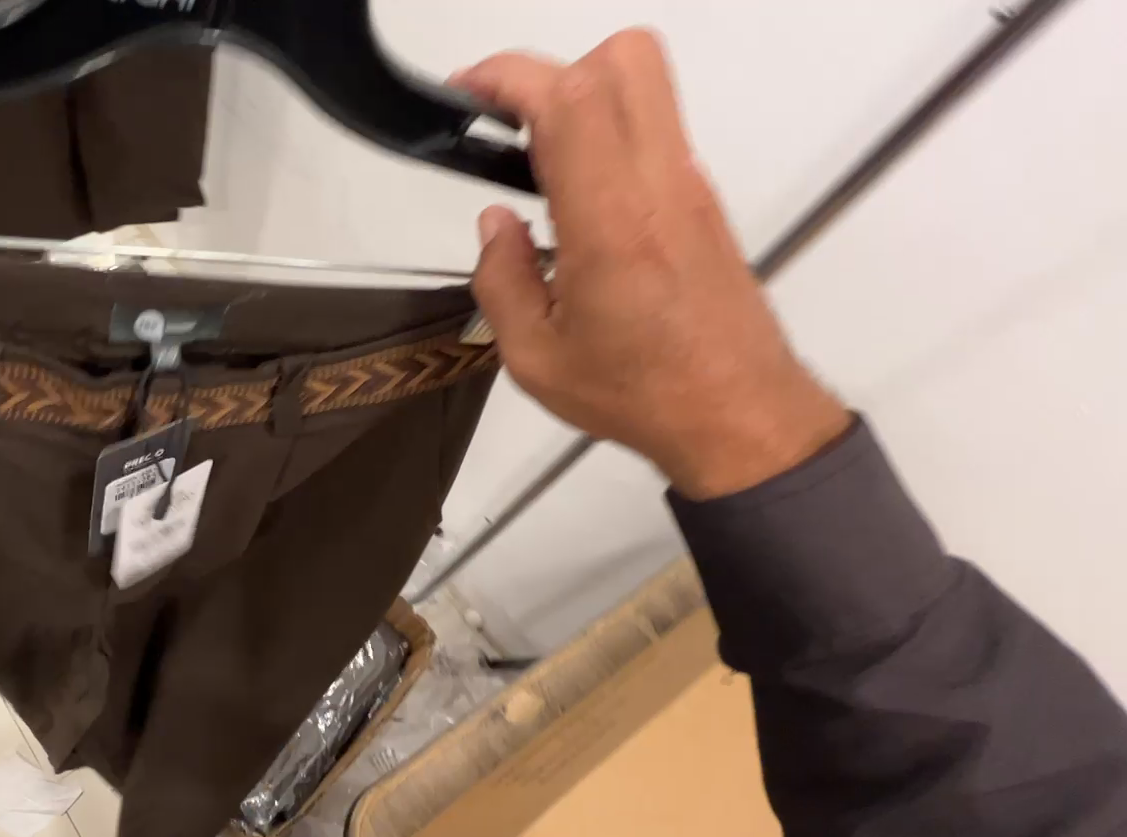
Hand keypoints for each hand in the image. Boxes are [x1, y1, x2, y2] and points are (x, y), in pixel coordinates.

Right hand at [452, 30, 850, 498]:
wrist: (734, 411)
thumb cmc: (635, 392)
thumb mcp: (534, 357)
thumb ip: (502, 282)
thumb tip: (494, 224)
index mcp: (611, 224)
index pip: (572, 101)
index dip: (511, 76)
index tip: (466, 91)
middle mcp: (659, 185)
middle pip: (622, 62)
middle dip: (550, 71)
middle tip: (502, 122)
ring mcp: (688, 185)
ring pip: (643, 88)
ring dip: (577, 100)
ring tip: (526, 158)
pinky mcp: (698, 200)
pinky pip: (650, 133)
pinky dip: (600, 135)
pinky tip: (564, 195)